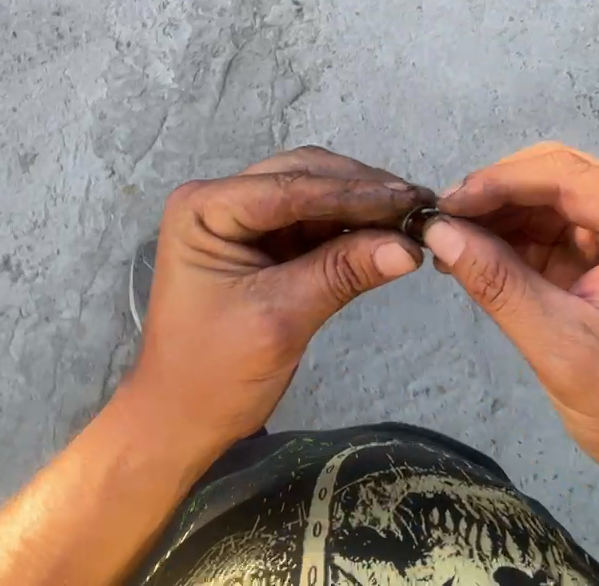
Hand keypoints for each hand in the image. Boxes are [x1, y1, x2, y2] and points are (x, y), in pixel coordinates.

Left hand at [127, 147, 432, 452]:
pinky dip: (351, 226)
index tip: (410, 200)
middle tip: (418, 206)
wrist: (180, 422)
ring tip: (413, 217)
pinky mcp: (264, 240)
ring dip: (361, 204)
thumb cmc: (213, 375)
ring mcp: (242, 218)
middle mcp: (220, 199)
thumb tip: (408, 248)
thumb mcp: (279, 319)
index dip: (354, 193)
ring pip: (314, 192)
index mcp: (204, 207)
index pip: (290, 188)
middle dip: (361, 191)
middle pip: (303, 176)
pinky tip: (387, 232)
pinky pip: (315, 221)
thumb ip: (341, 273)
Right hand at [428, 143, 598, 506]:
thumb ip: (498, 283)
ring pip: (552, 197)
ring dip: (500, 213)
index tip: (448, 203)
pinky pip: (553, 227)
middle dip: (499, 192)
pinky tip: (475, 253)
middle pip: (561, 176)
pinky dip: (512, 236)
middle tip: (444, 219)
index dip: (502, 180)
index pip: (570, 176)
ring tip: (450, 239)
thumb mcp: (559, 347)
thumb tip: (437, 230)